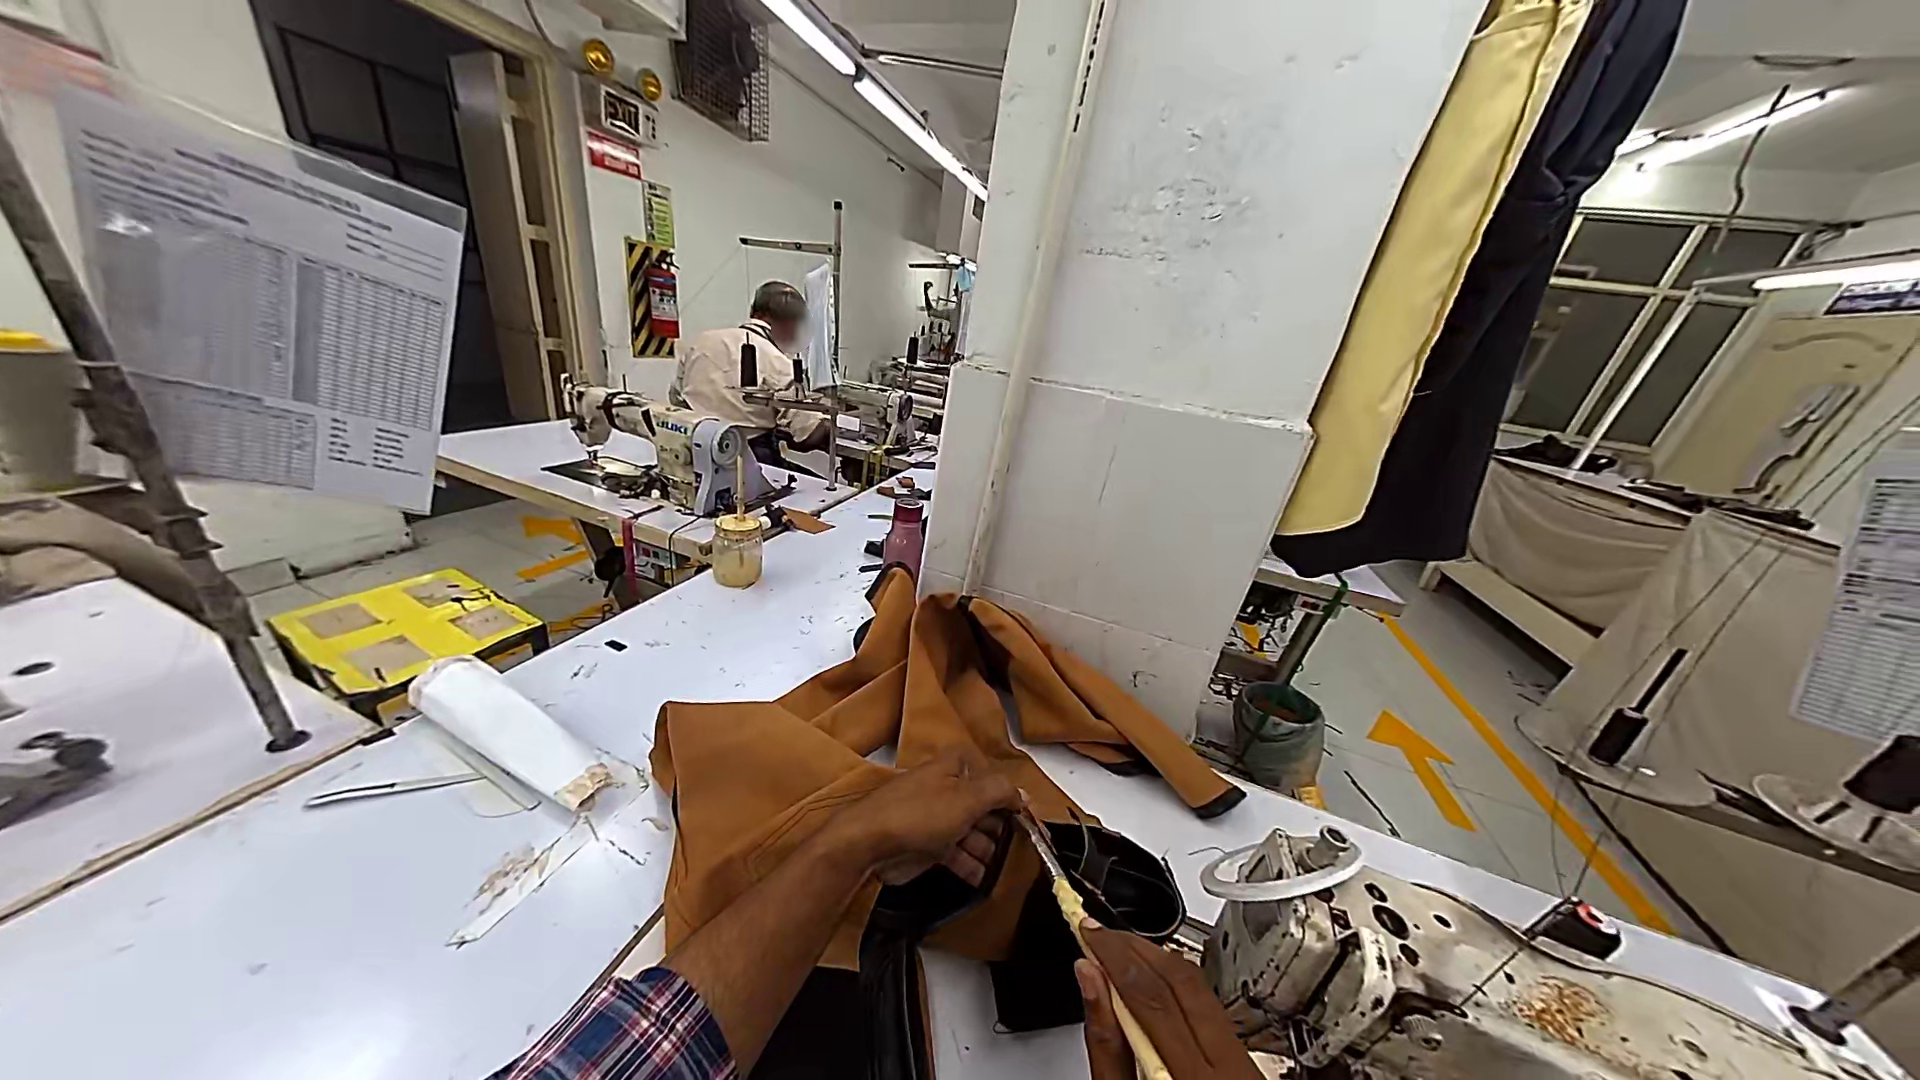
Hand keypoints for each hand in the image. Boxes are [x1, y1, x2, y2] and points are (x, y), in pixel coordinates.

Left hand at [822, 747, 1019, 885]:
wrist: (870, 842)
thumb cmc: (918, 812)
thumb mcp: (968, 796)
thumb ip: (1000, 792)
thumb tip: (1023, 794)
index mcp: (955, 766)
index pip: (993, 778)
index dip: (1012, 797)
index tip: (1030, 820)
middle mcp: (947, 788)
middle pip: (985, 806)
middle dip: (1003, 827)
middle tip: (1025, 849)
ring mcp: (937, 817)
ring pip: (973, 832)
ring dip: (990, 850)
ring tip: (1009, 870)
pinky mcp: (928, 845)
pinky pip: (958, 854)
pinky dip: (973, 866)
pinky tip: (987, 881)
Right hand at [1078, 926, 1261, 1079]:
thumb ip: (1105, 1043)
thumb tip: (1088, 976)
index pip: (1151, 996)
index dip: (1114, 953)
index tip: (1086, 930)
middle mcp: (1229, 1069)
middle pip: (1178, 979)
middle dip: (1129, 946)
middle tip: (1094, 931)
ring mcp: (1244, 1063)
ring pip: (1196, 982)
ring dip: (1150, 955)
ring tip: (1115, 946)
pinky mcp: (1247, 1058)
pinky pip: (1207, 1000)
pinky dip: (1172, 977)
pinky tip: (1147, 974)